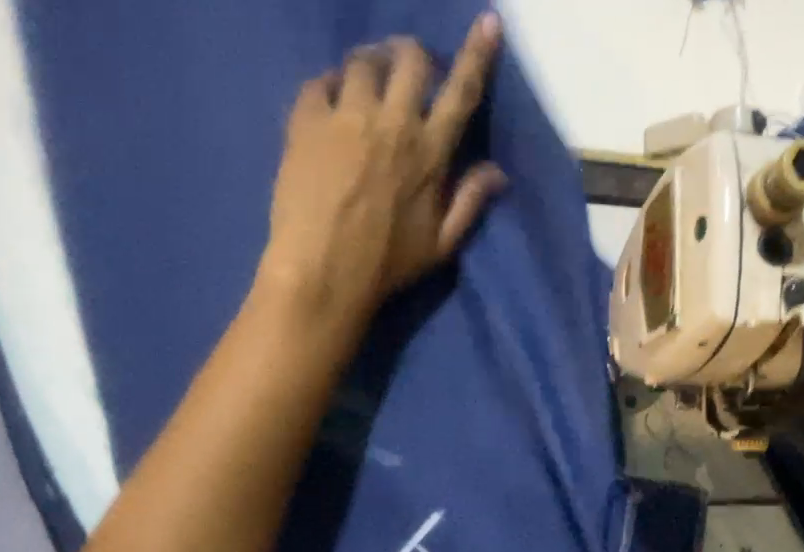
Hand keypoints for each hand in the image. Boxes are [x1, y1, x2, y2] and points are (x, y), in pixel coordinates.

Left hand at [262, 15, 505, 321]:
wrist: (322, 274)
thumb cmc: (388, 266)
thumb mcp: (441, 245)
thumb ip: (469, 203)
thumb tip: (497, 172)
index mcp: (431, 153)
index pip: (461, 92)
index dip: (477, 54)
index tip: (488, 24)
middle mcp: (392, 124)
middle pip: (410, 59)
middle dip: (412, 55)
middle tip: (406, 69)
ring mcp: (346, 118)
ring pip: (363, 62)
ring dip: (370, 66)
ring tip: (365, 83)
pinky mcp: (306, 122)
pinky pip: (319, 82)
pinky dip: (328, 86)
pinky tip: (329, 104)